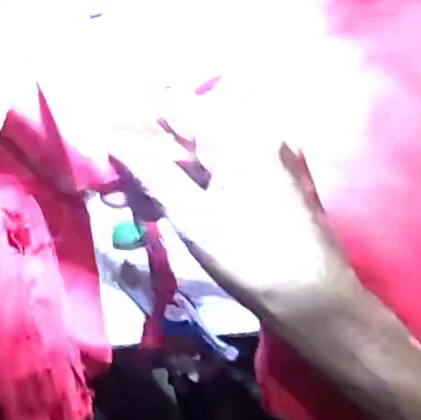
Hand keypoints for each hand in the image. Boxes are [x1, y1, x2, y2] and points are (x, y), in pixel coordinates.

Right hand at [112, 124, 363, 335]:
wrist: (321, 311)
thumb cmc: (252, 260)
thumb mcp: (189, 215)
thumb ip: (147, 168)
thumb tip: (111, 137)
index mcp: (240, 137)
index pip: (171, 107)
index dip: (131, 120)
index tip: (99, 137)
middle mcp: (256, 135)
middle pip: (182, 130)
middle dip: (142, 151)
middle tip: (109, 176)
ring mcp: (265, 156)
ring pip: (194, 151)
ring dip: (158, 170)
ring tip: (124, 196)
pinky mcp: (267, 178)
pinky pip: (213, 166)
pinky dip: (184, 180)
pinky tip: (155, 201)